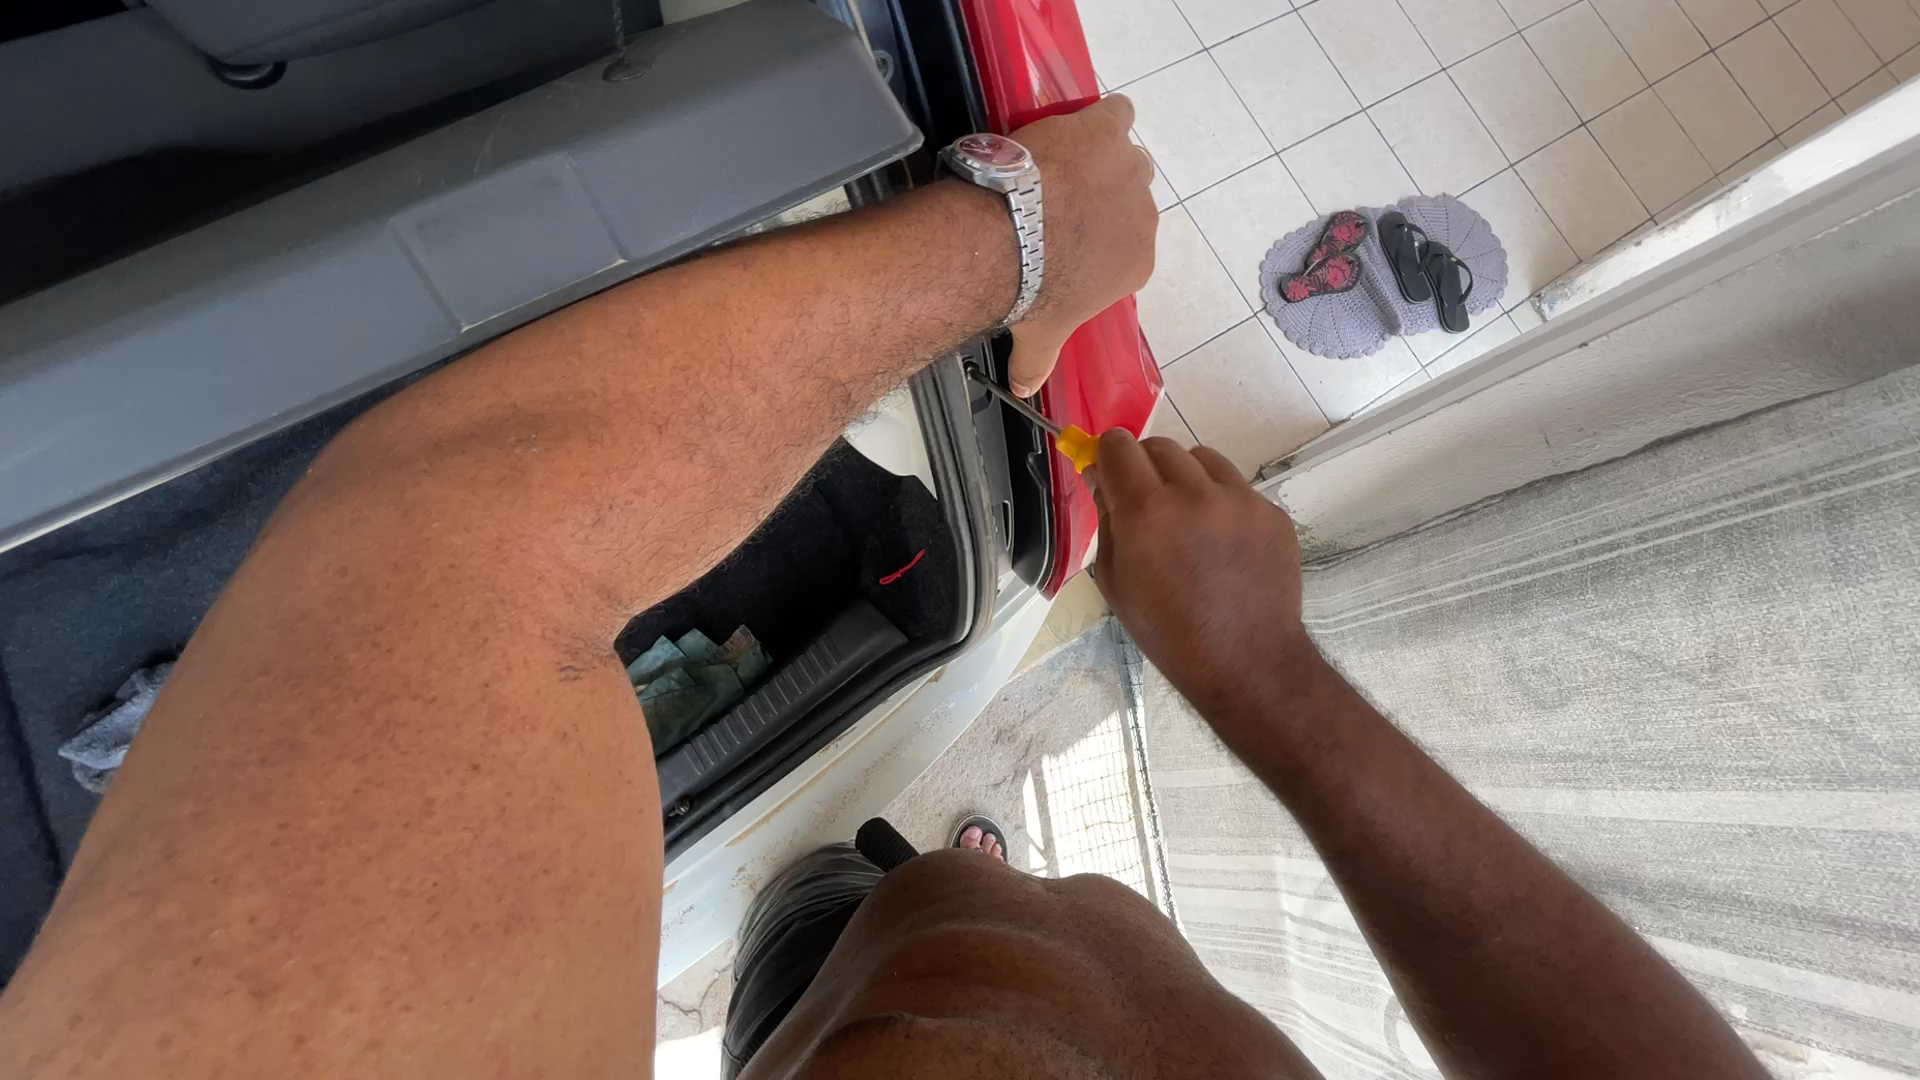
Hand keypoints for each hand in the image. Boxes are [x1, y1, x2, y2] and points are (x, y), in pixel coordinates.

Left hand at [1004, 95, 1156, 396]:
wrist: (1013, 237)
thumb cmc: (1035, 290)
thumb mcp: (1039, 336)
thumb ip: (1036, 364)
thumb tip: (1025, 390)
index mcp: (1137, 264)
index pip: (1127, 249)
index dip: (1099, 245)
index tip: (1069, 245)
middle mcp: (1144, 216)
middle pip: (1128, 202)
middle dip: (1100, 205)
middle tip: (1058, 210)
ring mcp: (1130, 169)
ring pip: (1124, 159)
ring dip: (1100, 164)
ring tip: (1060, 172)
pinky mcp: (1108, 128)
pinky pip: (1117, 113)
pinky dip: (1099, 119)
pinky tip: (1075, 130)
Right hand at [1087, 430, 1314, 723]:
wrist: (1244, 660)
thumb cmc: (1165, 630)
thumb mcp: (1113, 580)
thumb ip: (1106, 522)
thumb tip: (1104, 483)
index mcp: (1146, 511)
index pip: (1118, 446)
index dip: (1107, 455)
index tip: (1108, 471)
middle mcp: (1194, 493)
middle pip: (1159, 445)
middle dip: (1144, 466)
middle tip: (1146, 501)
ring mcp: (1240, 499)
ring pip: (1202, 458)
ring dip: (1185, 477)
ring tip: (1188, 519)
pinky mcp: (1271, 512)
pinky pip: (1236, 489)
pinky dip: (1221, 504)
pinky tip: (1222, 545)